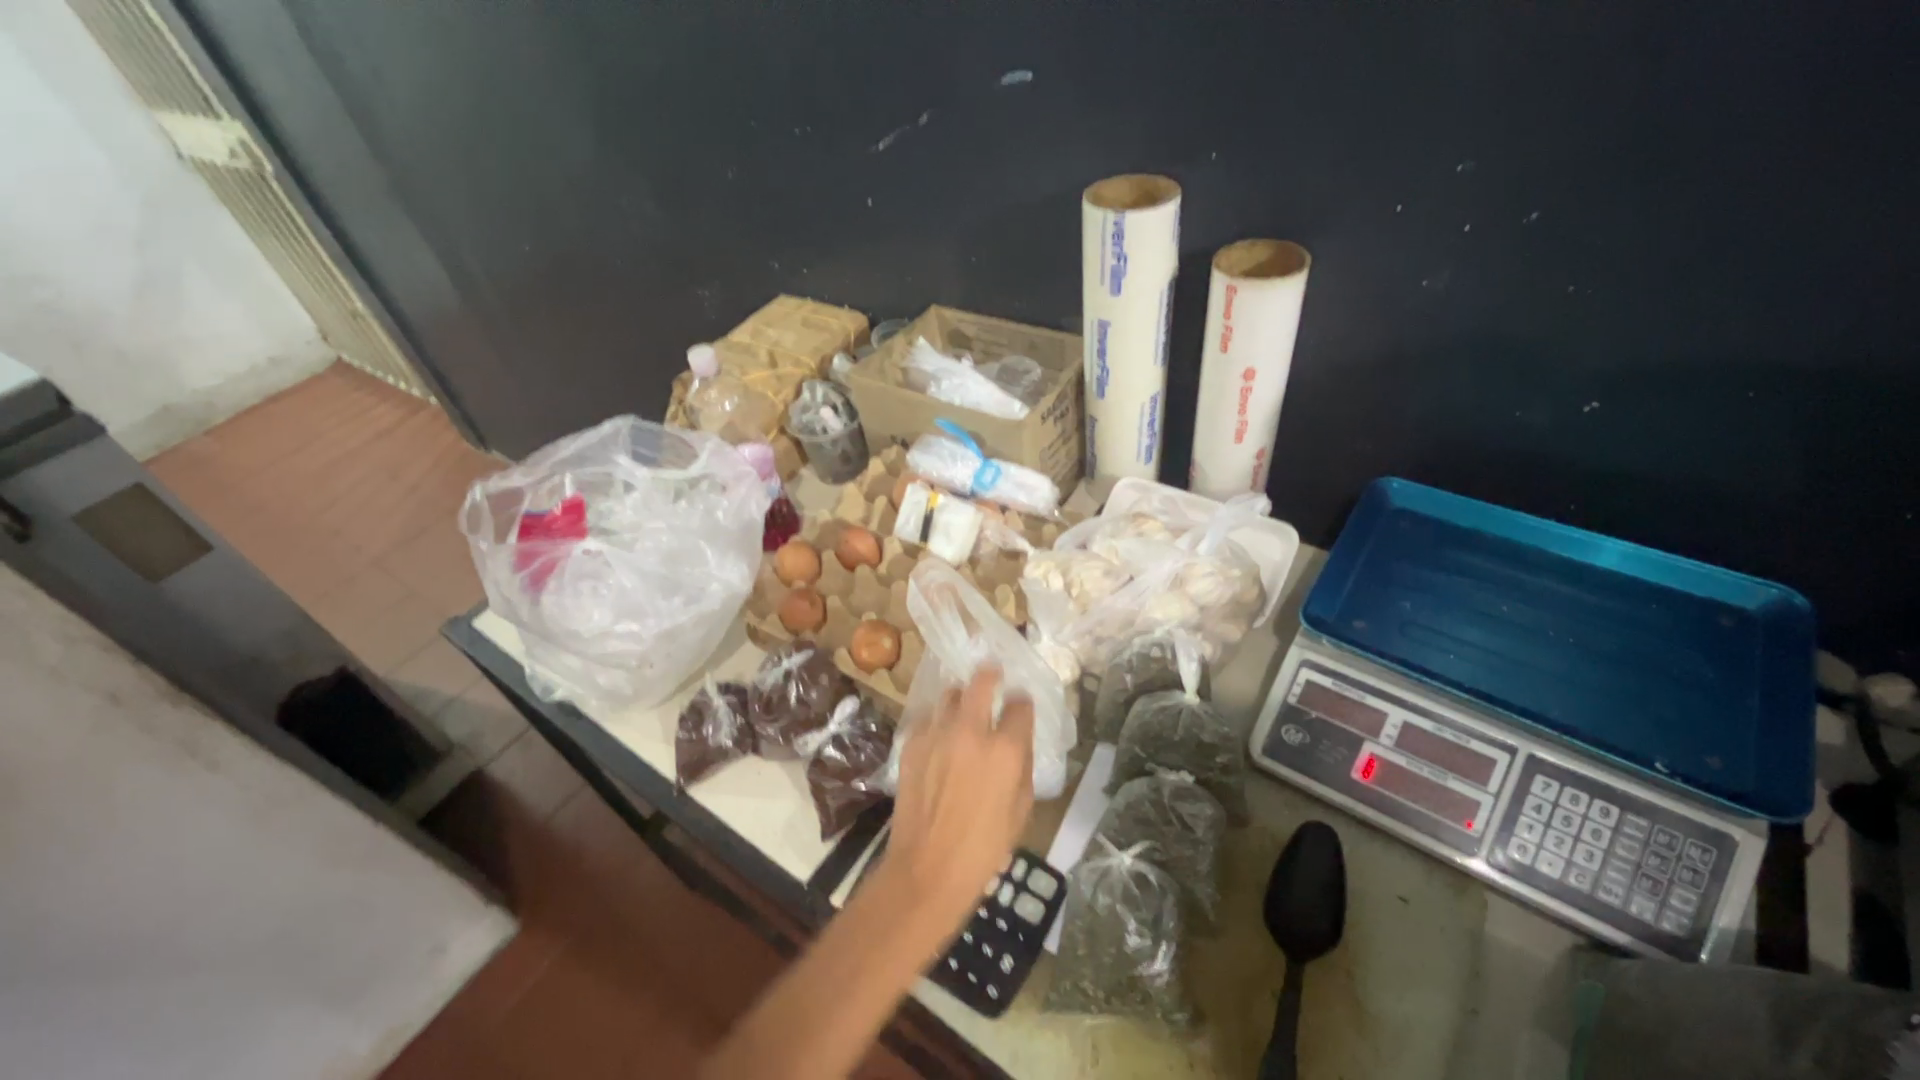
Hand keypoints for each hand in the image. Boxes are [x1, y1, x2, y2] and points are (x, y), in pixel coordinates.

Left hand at [886, 665, 1035, 923]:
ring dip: (960, 697)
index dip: (1023, 703)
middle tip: (992, 674)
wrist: (928, 867)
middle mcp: (971, 732)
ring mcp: (937, 734)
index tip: (1021, 706)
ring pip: (950, 695)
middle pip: (982, 682)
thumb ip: (1023, 767)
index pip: (1020, 705)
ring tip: (963, 707)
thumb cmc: (985, 847)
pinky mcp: (911, 744)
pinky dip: (936, 721)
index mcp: (1006, 750)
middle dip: (990, 675)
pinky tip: (939, 735)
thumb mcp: (1022, 809)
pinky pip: (927, 718)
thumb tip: (1019, 743)